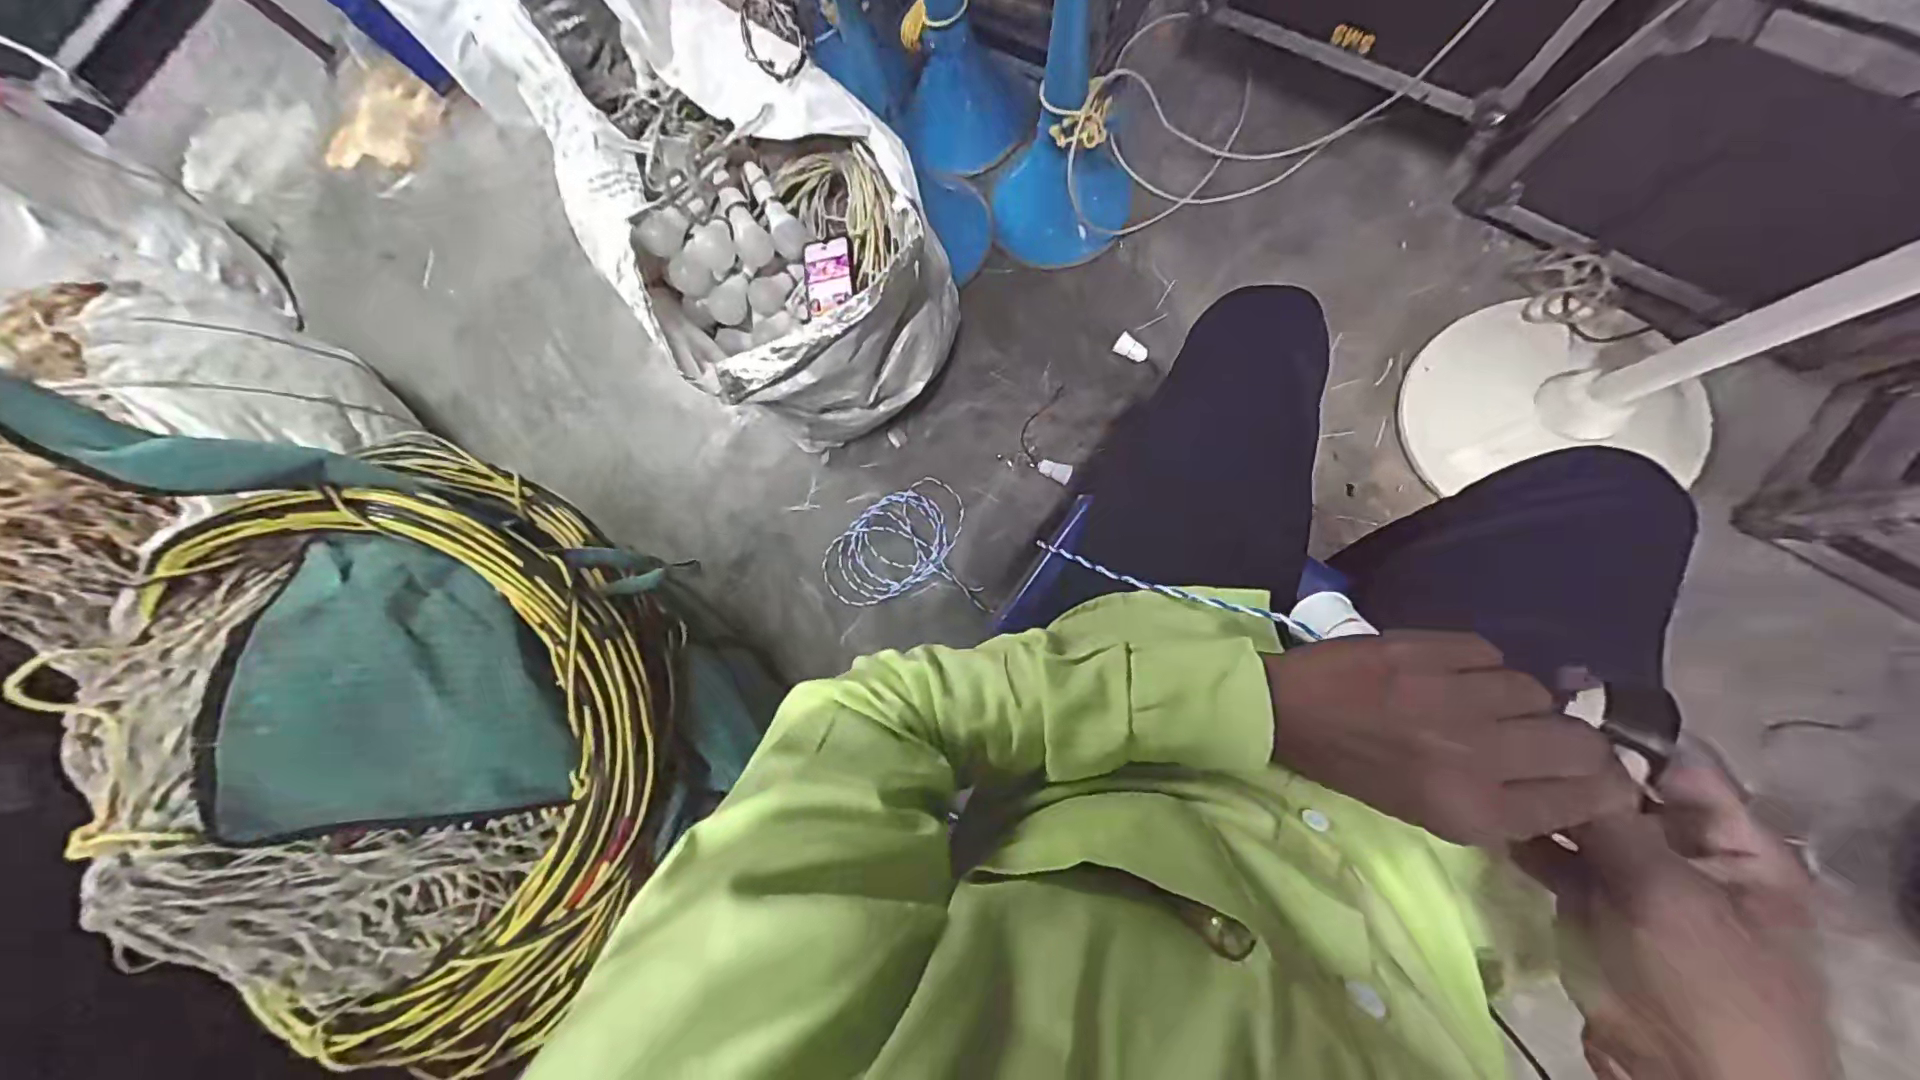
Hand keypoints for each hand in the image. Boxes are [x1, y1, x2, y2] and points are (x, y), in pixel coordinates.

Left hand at [1263, 630, 1636, 844]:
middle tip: (1532, 730)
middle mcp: (1472, 756)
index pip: (1590, 798)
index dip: (1601, 782)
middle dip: (1568, 738)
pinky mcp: (1421, 650)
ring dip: (1514, 696)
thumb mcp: (1429, 811)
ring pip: (1535, 689)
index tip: (1588, 770)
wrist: (1285, 710)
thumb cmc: (1353, 765)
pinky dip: (1478, 662)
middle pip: (1579, 742)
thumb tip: (1581, 782)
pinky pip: (1488, 651)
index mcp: (1473, 810)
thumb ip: (1507, 803)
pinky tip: (1447, 671)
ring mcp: (1447, 697)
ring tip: (1473, 698)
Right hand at [1515, 755, 1832, 1079]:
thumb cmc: (1705, 982)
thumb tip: (1568, 752)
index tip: (1555, 701)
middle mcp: (1680, 849)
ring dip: (1536, 797)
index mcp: (1733, 846)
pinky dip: (1520, 833)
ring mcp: (1630, 874)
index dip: (1624, 732)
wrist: (1682, 1073)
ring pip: (1577, 817)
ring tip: (1483, 766)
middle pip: (1619, 788)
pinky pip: (1549, 850)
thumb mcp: (1668, 895)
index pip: (1680, 766)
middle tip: (1502, 730)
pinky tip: (1484, 812)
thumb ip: (1616, 821)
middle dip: (1566, 762)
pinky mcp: (1586, 896)